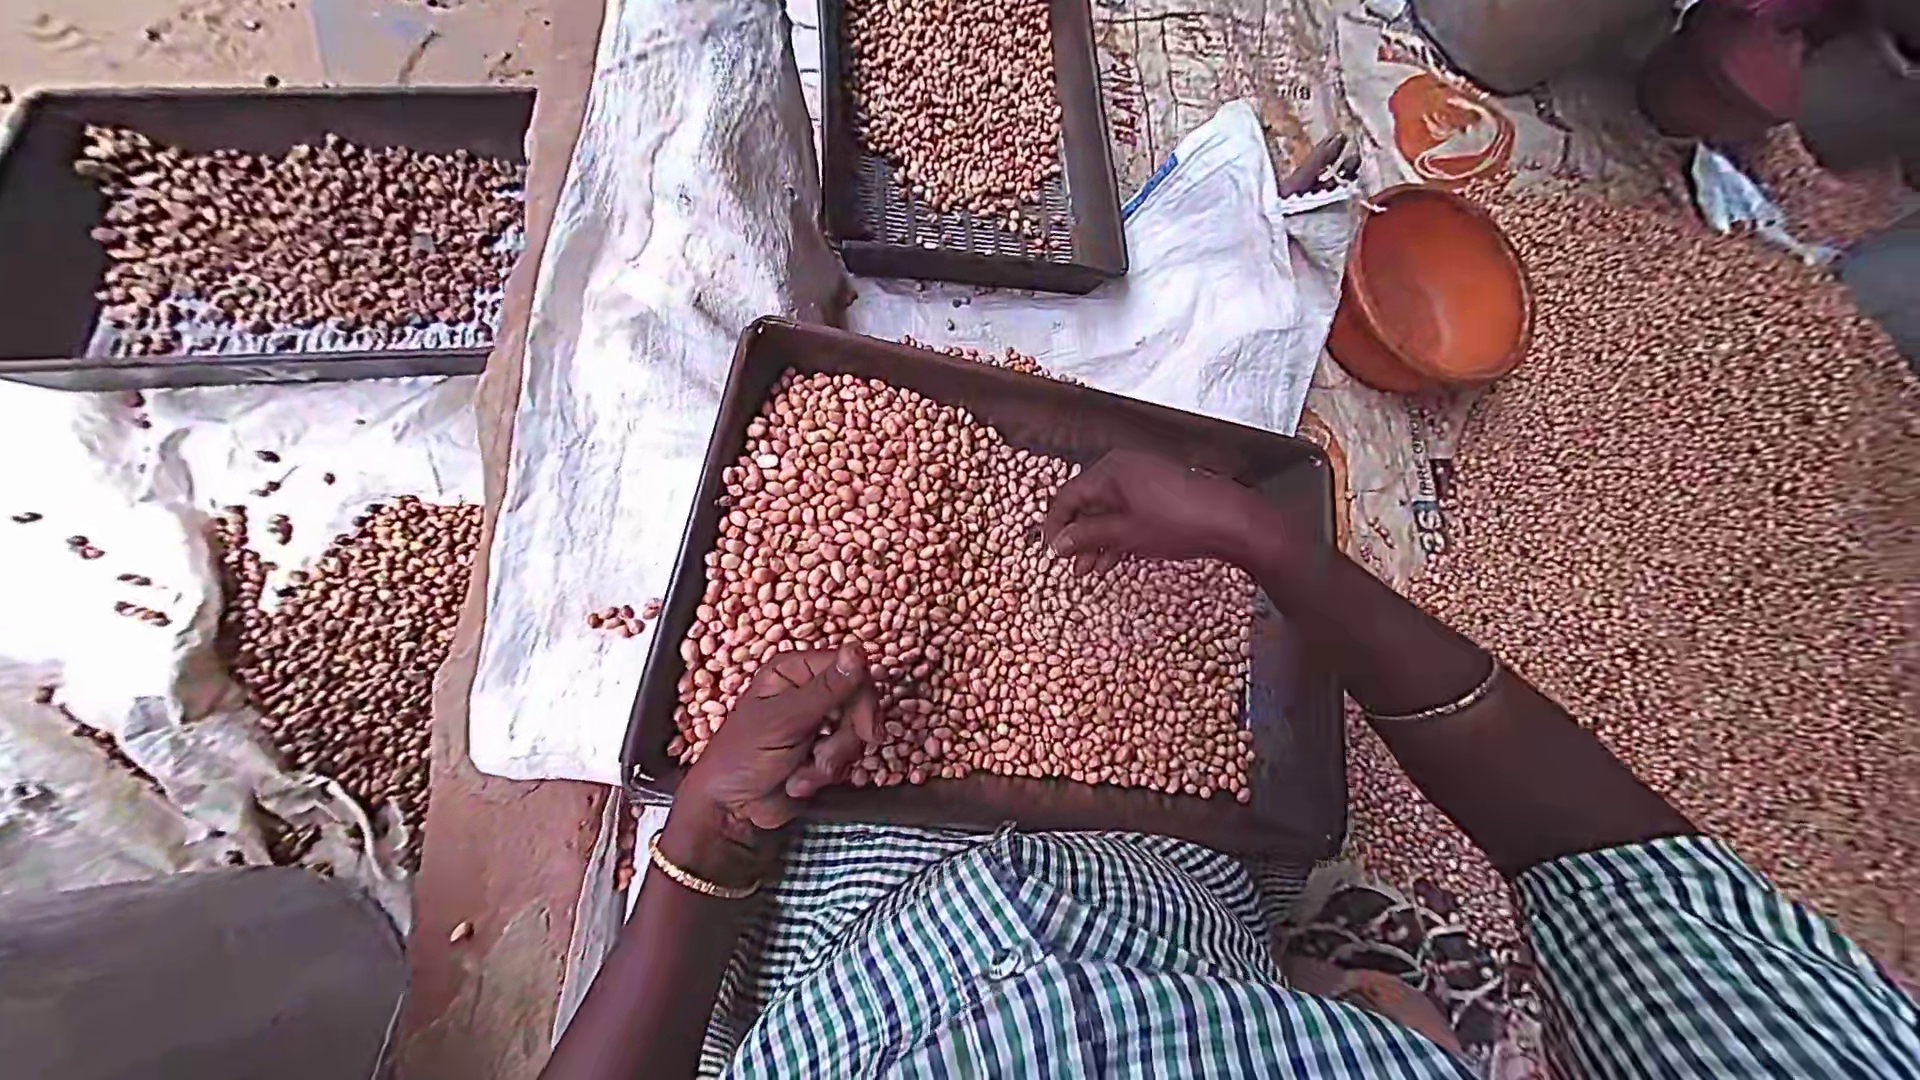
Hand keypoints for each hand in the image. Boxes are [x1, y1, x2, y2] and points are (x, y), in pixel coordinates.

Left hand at [661, 645, 877, 885]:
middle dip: (845, 737)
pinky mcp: (825, 748)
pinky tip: (800, 781)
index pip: (849, 667)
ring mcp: (819, 720)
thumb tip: (857, 651)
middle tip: (824, 759)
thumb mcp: (785, 720)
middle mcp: (811, 689)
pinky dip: (827, 773)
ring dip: (831, 760)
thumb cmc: (742, 757)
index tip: (866, 727)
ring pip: (856, 731)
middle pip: (859, 700)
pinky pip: (849, 754)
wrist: (730, 812)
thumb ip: (826, 689)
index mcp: (795, 670)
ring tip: (801, 773)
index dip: (861, 696)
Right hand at [1041, 449, 1279, 573]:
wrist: (1233, 522)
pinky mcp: (1159, 493)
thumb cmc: (1177, 523)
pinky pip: (1126, 512)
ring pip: (1107, 511)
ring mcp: (1143, 480)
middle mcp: (1124, 469)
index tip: (1050, 550)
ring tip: (1090, 568)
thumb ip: (1086, 536)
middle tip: (1071, 564)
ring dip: (1097, 540)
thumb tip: (1057, 543)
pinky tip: (1112, 558)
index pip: (1068, 495)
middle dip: (1078, 536)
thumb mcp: (1124, 533)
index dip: (1055, 525)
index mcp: (1111, 470)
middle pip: (1088, 503)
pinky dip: (1117, 534)